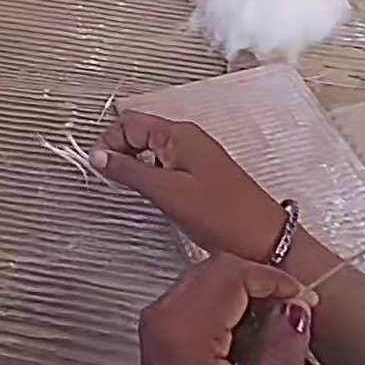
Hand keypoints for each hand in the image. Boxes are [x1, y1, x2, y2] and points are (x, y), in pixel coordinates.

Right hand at [92, 112, 287, 262]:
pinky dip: (150, 173)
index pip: (128, 122)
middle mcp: (186, 137)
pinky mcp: (199, 171)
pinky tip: (153, 193)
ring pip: (149, 147)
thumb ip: (128, 170)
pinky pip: (163, 161)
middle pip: (137, 131)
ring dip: (134, 163)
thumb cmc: (222, 216)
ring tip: (133, 188)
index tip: (102, 167)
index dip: (109, 142)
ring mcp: (194, 154)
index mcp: (178, 134)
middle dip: (119, 151)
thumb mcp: (166, 192)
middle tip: (113, 178)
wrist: (267, 242)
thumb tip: (98, 157)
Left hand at [120, 254, 314, 364]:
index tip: (309, 302)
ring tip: (285, 333)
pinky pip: (200, 299)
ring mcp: (158, 322)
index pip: (228, 272)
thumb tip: (297, 310)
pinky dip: (233, 308)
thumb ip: (281, 361)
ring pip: (206, 279)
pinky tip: (258, 343)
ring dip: (248, 295)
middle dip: (261, 282)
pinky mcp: (163, 333)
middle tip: (302, 316)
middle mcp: (163, 316)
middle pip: (214, 268)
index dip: (273, 279)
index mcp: (184, 332)